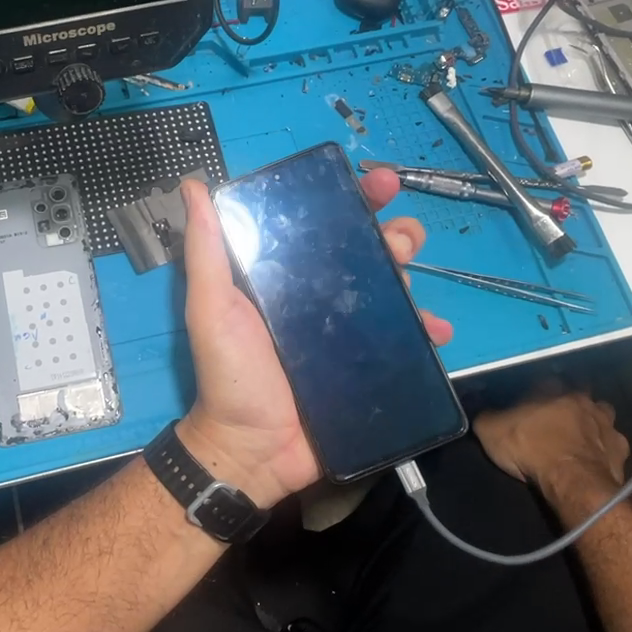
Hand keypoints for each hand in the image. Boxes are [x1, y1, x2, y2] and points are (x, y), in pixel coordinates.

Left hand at [175, 168, 452, 508]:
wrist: (253, 450)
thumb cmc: (229, 375)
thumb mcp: (210, 308)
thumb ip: (205, 251)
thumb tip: (195, 186)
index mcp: (283, 277)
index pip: (319, 225)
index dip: (350, 199)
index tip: (378, 182)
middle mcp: (317, 298)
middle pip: (364, 252)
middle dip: (392, 233)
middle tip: (403, 235)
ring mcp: (346, 333)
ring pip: (390, 289)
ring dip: (410, 274)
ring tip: (412, 276)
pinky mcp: (369, 367)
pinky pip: (406, 341)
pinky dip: (426, 330)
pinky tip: (437, 330)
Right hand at [474, 389, 630, 519]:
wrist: (572, 481)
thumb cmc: (530, 449)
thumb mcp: (490, 431)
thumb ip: (485, 416)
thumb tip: (481, 408)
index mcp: (551, 389)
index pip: (545, 378)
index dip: (537, 387)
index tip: (529, 398)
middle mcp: (582, 399)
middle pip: (579, 390)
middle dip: (571, 398)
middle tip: (559, 412)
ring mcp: (605, 423)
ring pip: (603, 411)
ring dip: (594, 418)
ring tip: (581, 432)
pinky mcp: (620, 447)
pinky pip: (614, 441)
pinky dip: (606, 445)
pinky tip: (597, 455)